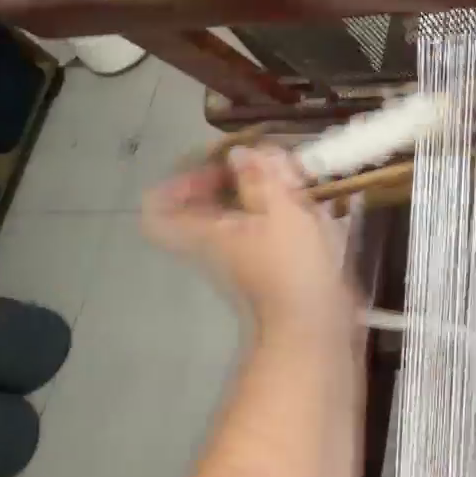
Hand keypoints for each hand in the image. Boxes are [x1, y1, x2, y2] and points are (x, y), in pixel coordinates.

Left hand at [144, 145, 359, 351]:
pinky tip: (312, 206)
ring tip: (294, 182)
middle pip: (205, 206)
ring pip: (239, 215)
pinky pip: (266, 229)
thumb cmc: (292, 267)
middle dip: (233, 179)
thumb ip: (261, 176)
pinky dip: (284, 212)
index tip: (215, 167)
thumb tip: (240, 151)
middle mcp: (216, 245)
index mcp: (204, 231)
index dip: (179, 180)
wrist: (316, 324)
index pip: (159, 207)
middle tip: (262, 166)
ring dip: (264, 193)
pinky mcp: (273, 266)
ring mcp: (245, 257)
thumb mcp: (280, 210)